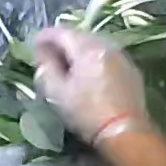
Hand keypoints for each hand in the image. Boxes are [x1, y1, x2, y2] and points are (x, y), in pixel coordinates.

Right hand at [32, 25, 155, 144]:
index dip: (44, 37)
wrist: (125, 133)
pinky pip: (107, 57)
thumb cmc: (87, 113)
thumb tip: (42, 54)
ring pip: (95, 45)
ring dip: (79, 51)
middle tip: (49, 56)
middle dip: (62, 42)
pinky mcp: (131, 70)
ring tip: (68, 65)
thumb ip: (46, 68)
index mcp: (87, 48)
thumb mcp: (57, 93)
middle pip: (79, 35)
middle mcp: (107, 45)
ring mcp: (122, 57)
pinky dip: (94, 60)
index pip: (61, 32)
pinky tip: (89, 74)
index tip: (34, 45)